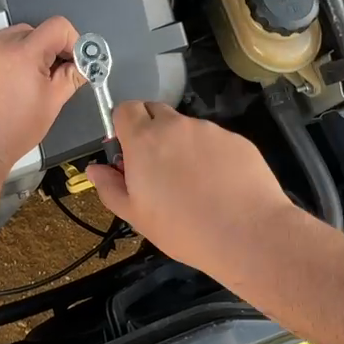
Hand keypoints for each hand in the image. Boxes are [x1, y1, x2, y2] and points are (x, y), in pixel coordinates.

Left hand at [0, 18, 83, 168]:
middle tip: (49, 74)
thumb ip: (71, 76)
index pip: (57, 26)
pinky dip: (2, 59)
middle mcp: (0, 45)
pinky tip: (4, 84)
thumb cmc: (13, 130)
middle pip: (34, 31)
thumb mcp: (52, 102)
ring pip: (12, 37)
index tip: (71, 59)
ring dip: (23, 52)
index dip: (71, 41)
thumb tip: (82, 65)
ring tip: (23, 81)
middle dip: (46, 48)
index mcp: (25, 53)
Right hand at [86, 102, 297, 276]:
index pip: (125, 109)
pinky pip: (215, 140)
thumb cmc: (184, 229)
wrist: (249, 234)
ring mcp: (209, 130)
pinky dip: (211, 155)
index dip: (124, 126)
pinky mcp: (236, 139)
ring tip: (195, 183)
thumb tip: (94, 168)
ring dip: (182, 144)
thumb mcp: (136, 216)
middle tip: (158, 168)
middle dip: (151, 131)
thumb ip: (110, 187)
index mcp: (144, 139)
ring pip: (186, 128)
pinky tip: (221, 185)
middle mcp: (175, 125)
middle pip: (155, 112)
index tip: (129, 153)